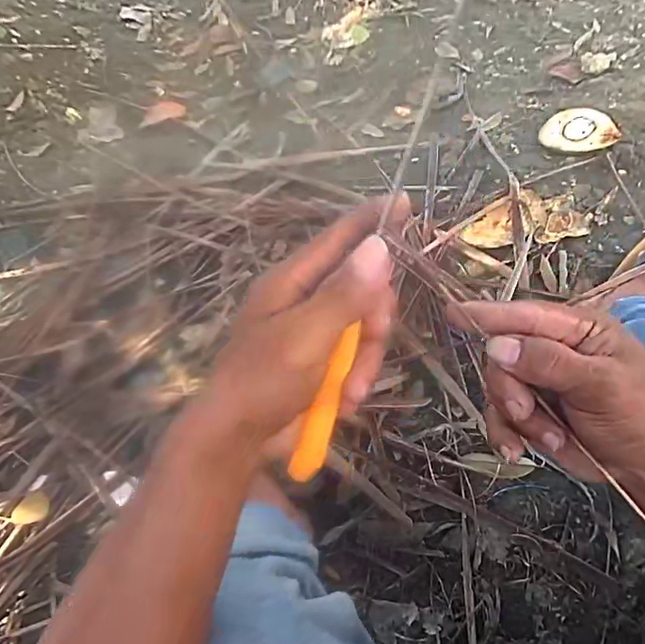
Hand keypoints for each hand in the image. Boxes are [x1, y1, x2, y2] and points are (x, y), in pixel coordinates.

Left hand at [191, 195, 405, 457]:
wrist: (239, 440)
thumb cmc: (264, 381)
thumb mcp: (307, 335)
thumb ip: (345, 294)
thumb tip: (380, 246)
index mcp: (291, 282)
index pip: (338, 238)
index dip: (372, 221)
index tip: (405, 203)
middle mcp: (304, 302)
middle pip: (362, 290)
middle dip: (374, 321)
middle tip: (372, 341)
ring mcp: (314, 335)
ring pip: (364, 331)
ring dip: (365, 363)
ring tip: (350, 392)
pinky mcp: (321, 366)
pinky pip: (355, 361)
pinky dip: (354, 382)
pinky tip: (343, 402)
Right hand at [448, 300, 644, 481]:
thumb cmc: (638, 415)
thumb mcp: (600, 384)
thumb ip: (549, 362)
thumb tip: (496, 345)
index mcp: (578, 328)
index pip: (526, 316)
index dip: (490, 315)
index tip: (454, 314)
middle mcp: (553, 350)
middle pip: (502, 357)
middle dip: (511, 390)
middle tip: (526, 412)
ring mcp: (540, 383)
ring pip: (498, 391)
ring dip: (517, 419)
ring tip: (550, 439)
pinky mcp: (532, 413)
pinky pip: (500, 418)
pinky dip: (507, 436)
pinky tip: (518, 452)